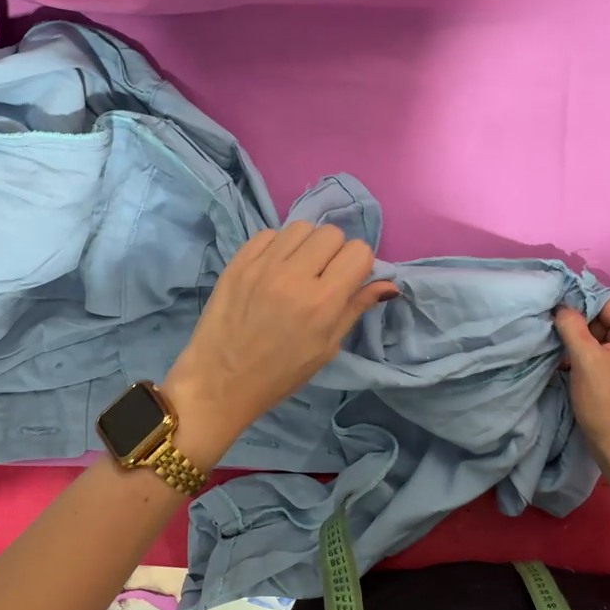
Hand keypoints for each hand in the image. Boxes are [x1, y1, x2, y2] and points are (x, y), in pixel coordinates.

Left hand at [164, 222, 398, 466]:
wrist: (219, 382)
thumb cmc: (280, 374)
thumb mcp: (327, 347)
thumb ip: (356, 308)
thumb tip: (390, 284)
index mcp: (322, 302)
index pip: (358, 251)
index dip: (359, 264)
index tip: (348, 280)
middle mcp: (294, 276)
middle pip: (332, 233)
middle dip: (335, 252)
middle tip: (322, 276)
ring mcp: (263, 266)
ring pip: (301, 227)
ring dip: (306, 244)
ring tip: (297, 268)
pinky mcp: (238, 262)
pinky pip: (269, 233)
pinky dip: (278, 246)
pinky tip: (273, 269)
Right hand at [556, 297, 609, 470]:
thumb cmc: (605, 401)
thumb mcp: (585, 360)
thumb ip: (572, 326)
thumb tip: (560, 306)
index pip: (606, 303)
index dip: (580, 300)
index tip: (554, 303)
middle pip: (601, 318)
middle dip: (576, 322)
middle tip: (551, 325)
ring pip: (596, 334)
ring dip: (575, 338)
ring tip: (555, 344)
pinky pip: (596, 351)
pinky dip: (580, 352)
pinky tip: (563, 360)